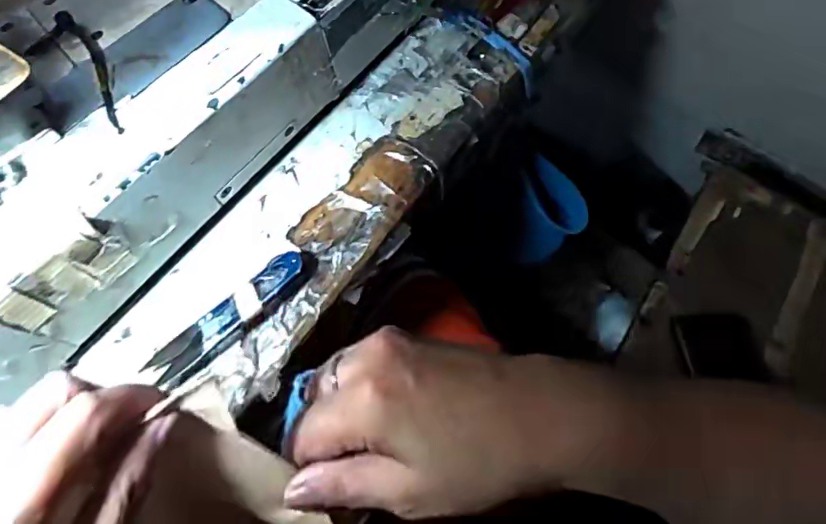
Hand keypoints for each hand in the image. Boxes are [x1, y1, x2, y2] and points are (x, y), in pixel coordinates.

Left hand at [0, 371, 175, 523]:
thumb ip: (123, 492)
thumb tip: (160, 425)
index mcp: (13, 504)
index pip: (82, 411)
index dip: (131, 397)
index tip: (161, 406)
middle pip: (50, 394)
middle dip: (100, 398)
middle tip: (132, 423)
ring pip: (21, 409)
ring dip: (66, 414)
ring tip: (94, 446)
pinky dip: (30, 435)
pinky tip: (49, 468)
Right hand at [284, 328, 609, 517]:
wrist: (532, 410)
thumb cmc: (474, 462)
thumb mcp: (408, 492)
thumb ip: (344, 486)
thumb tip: (293, 488)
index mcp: (364, 397)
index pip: (303, 434)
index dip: (307, 469)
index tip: (326, 491)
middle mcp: (367, 356)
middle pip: (314, 398)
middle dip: (322, 434)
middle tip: (350, 470)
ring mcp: (387, 338)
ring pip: (334, 375)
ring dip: (338, 409)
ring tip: (369, 444)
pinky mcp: (404, 334)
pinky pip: (359, 360)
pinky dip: (357, 387)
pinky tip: (385, 415)